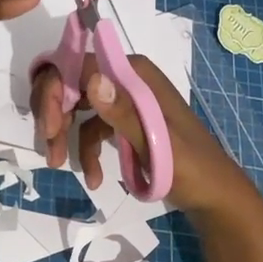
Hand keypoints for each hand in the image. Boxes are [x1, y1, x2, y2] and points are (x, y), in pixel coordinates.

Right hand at [32, 53, 259, 214]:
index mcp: (136, 74)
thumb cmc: (192, 168)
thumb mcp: (156, 143)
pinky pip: (89, 129)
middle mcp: (126, 79)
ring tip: (56, 163)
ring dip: (61, 133)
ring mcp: (123, 101)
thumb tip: (92, 79)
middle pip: (71, 81)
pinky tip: (93, 178)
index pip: (79, 64)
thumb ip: (124, 113)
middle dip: (53, 111)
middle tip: (48, 143)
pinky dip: (83, 152)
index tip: (49, 127)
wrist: (213, 196)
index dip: (55, 89)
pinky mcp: (122, 122)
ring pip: (74, 106)